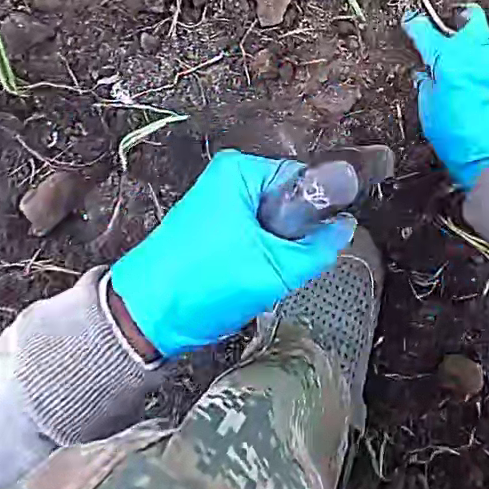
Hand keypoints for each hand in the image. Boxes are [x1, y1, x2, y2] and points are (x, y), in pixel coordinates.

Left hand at [109, 151, 354, 357]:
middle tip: (286, 262)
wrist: (142, 318)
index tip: (319, 239)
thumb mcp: (274, 269)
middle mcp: (227, 175)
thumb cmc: (202, 284)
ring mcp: (216, 197)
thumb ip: (319, 247)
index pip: (301, 177)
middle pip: (286, 198)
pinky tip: (246, 273)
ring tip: (261, 271)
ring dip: (275, 244)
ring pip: (271, 217)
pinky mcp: (210, 220)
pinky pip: (252, 228)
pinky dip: (257, 249)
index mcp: (240, 170)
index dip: (316, 210)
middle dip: (293, 232)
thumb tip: (345, 228)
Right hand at [403, 5, 488, 189]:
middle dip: (460, 16)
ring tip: (486, 31)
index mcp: (447, 60)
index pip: (425, 31)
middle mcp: (477, 50)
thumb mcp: (432, 116)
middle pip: (469, 15)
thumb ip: (427, 88)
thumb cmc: (468, 143)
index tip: (415, 22)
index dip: (416, 24)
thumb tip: (425, 75)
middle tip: (456, 21)